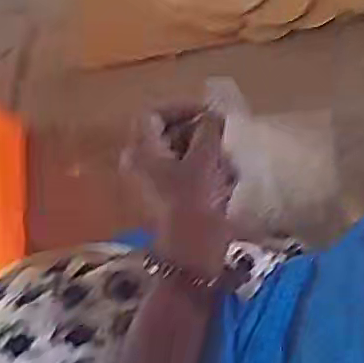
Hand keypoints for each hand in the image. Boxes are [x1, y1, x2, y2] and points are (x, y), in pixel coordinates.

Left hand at [121, 107, 235, 273]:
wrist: (190, 255)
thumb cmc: (195, 201)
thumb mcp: (205, 159)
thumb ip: (208, 130)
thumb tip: (213, 115)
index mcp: (141, 151)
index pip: (153, 114)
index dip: (182, 107)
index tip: (210, 113)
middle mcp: (137, 164)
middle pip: (163, 132)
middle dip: (195, 129)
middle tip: (221, 132)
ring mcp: (148, 184)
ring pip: (174, 152)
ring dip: (200, 147)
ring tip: (226, 153)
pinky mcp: (161, 199)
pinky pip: (178, 171)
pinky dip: (198, 166)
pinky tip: (221, 175)